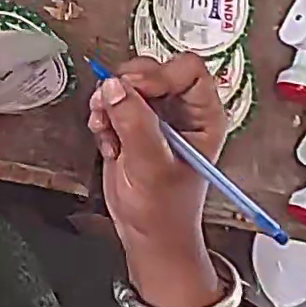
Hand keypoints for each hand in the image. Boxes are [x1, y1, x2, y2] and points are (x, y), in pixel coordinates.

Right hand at [87, 55, 228, 306]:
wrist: (147, 236)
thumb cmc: (164, 211)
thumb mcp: (152, 166)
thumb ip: (134, 123)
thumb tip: (115, 87)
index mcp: (203, 116)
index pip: (187, 70)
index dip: (161, 74)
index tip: (137, 88)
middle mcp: (180, 110)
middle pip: (152, 70)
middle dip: (127, 85)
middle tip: (113, 102)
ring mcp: (155, 115)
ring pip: (127, 82)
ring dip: (109, 100)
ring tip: (105, 125)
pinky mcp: (131, 122)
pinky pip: (112, 100)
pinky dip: (102, 115)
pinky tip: (106, 140)